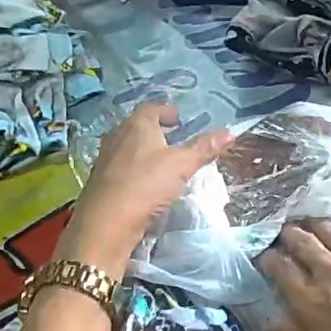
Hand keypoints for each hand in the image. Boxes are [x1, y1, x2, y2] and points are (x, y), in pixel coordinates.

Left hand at [59, 103, 232, 274]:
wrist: (107, 221)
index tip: (179, 119)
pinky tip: (144, 183)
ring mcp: (106, 158)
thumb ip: (204, 148)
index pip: (153, 108)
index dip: (167, 111)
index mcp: (137, 124)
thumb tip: (230, 132)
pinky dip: (134, 169)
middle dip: (155, 131)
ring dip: (143, 151)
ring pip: (128, 147)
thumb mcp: (181, 165)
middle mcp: (117, 135)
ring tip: (160, 162)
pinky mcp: (101, 181)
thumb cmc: (146, 184)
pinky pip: (121, 167)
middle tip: (172, 139)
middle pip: (138, 127)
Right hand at [258, 221, 330, 330]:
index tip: (265, 261)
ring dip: (315, 226)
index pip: (277, 266)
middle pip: (299, 238)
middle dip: (287, 236)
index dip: (267, 259)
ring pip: (329, 227)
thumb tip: (265, 329)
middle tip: (285, 239)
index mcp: (311, 300)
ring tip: (312, 229)